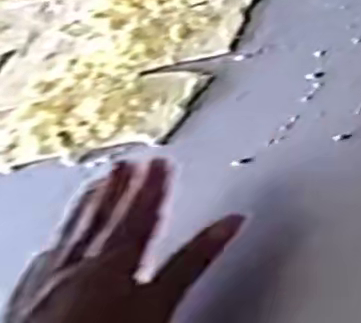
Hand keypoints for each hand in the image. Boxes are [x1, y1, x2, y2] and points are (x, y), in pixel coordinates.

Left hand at [6, 160, 241, 322]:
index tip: (160, 161)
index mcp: (111, 264)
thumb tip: (231, 220)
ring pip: (67, 240)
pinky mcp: (21, 311)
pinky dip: (54, 247)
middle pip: (98, 223)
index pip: (138, 214)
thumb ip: (193, 260)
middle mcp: (72, 272)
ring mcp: (41, 293)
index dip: (151, 186)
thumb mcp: (161, 301)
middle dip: (114, 191)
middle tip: (123, 163)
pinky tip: (51, 247)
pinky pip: (42, 266)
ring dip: (84, 212)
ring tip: (93, 189)